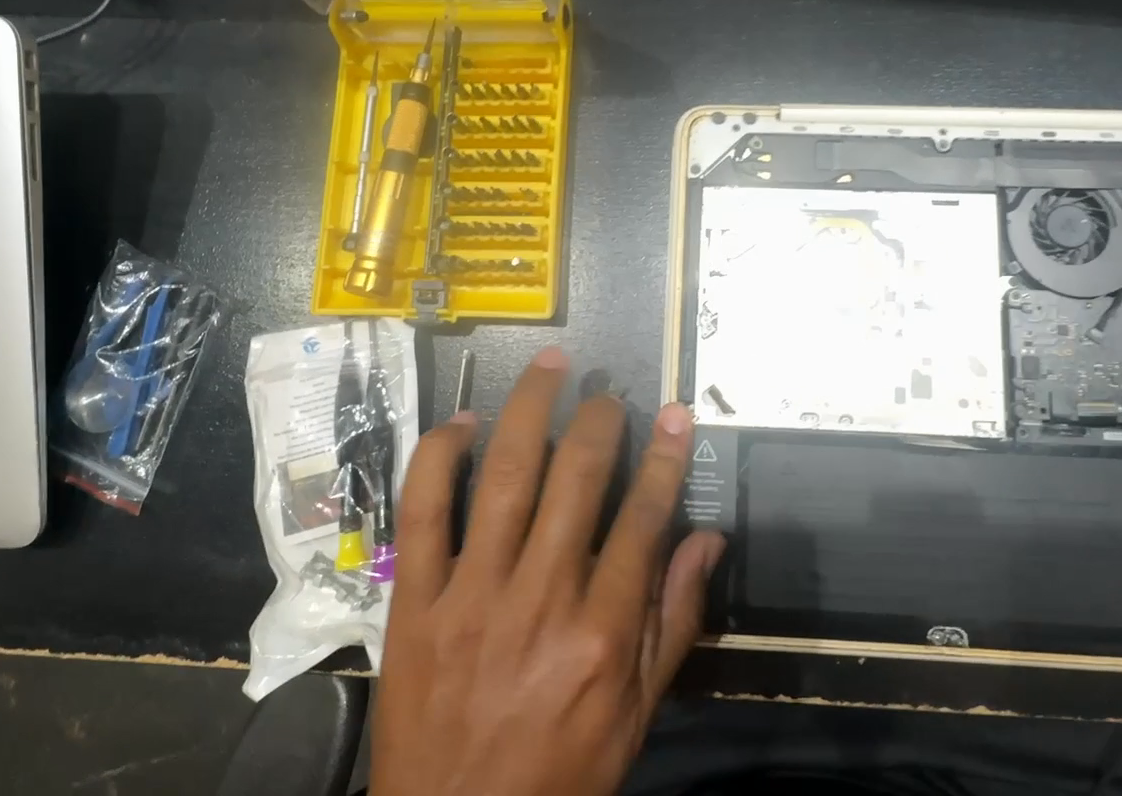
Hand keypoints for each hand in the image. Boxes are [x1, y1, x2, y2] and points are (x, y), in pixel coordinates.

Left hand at [370, 346, 726, 795]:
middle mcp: (541, 599)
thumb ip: (676, 620)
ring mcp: (470, 595)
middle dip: (600, 420)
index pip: (645, 519)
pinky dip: (440, 457)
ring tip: (550, 366)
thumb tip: (708, 539)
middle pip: (577, 480)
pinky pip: (422, 512)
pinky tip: (463, 422)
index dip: (667, 458)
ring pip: (504, 477)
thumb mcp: (638, 712)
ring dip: (530, 409)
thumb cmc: (561, 768)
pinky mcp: (413, 601)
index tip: (676, 415)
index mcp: (603, 632)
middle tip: (609, 391)